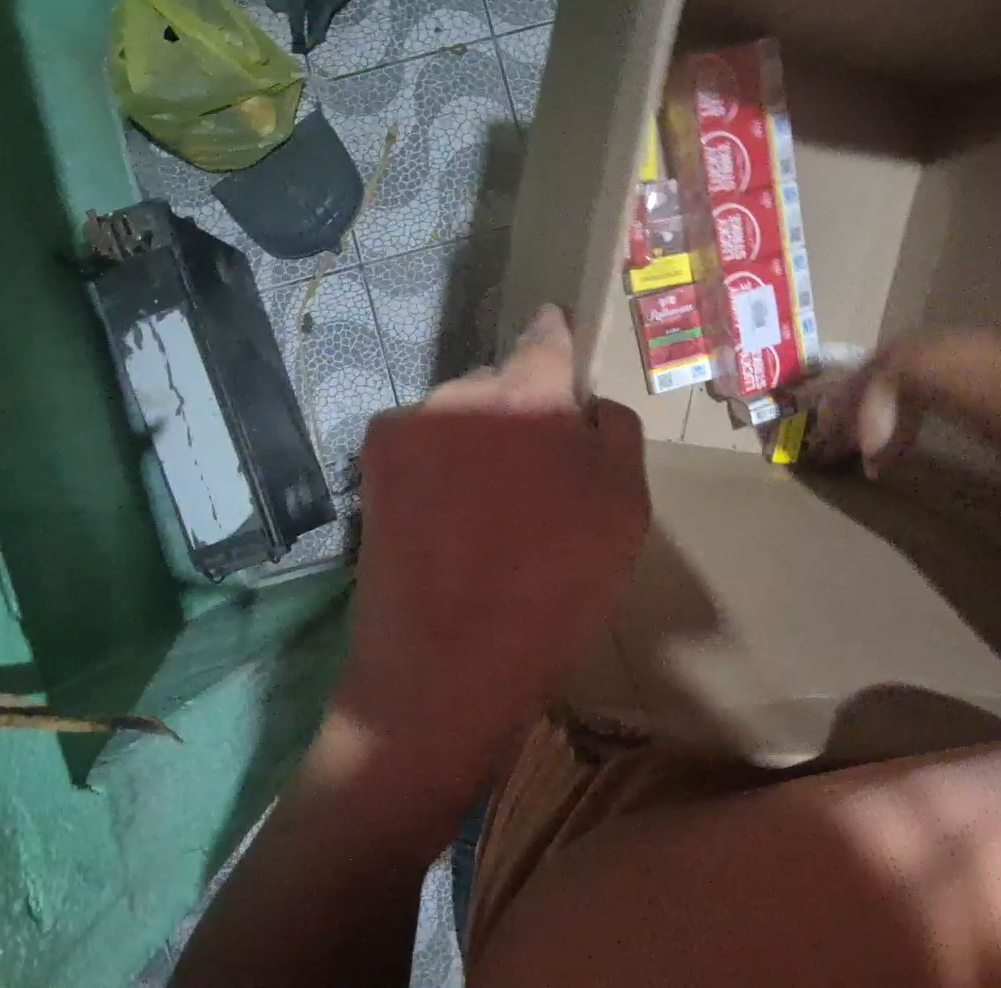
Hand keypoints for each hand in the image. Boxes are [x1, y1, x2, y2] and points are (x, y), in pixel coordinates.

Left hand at [337, 307, 649, 784]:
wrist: (448, 666)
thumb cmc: (556, 589)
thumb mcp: (626, 511)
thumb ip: (616, 434)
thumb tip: (587, 406)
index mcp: (530, 397)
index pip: (546, 338)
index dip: (557, 337)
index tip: (557, 333)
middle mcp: (461, 393)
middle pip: (500, 380)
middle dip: (520, 410)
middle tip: (531, 472)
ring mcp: (409, 428)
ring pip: (457, 412)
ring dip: (476, 438)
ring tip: (486, 507)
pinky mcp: (374, 465)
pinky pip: (421, 443)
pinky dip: (437, 464)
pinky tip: (446, 517)